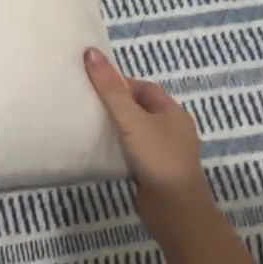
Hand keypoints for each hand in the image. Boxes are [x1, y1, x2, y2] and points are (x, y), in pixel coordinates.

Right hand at [83, 47, 217, 243]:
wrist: (175, 211)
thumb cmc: (157, 158)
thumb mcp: (131, 119)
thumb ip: (110, 88)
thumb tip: (90, 51)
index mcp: (173, 112)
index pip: (143, 87)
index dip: (119, 83)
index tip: (94, 85)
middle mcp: (172, 129)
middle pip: (138, 107)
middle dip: (114, 103)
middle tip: (87, 102)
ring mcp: (164, 151)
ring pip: (135, 129)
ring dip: (115, 126)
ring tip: (89, 122)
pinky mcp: (154, 170)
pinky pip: (133, 148)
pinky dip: (118, 145)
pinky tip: (100, 147)